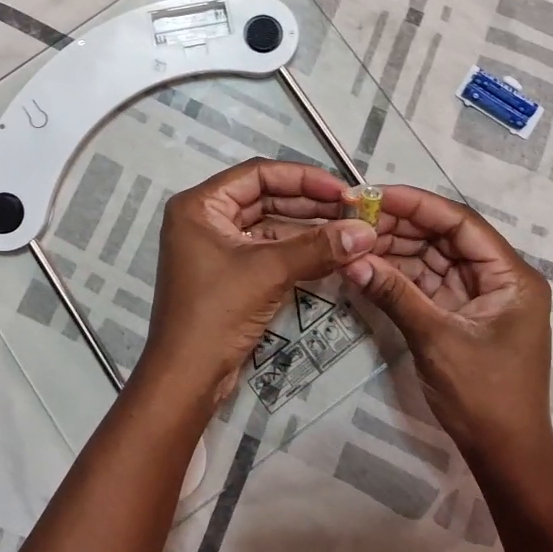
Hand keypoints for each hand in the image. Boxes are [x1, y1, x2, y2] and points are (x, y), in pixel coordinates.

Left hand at [143, 159, 379, 399]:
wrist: (186, 377)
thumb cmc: (216, 313)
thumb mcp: (269, 272)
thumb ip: (318, 247)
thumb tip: (366, 231)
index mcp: (200, 205)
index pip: (257, 174)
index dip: (302, 177)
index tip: (342, 190)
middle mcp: (203, 218)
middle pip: (263, 196)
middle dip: (308, 202)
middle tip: (351, 210)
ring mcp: (214, 246)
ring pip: (267, 223)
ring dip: (305, 226)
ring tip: (347, 229)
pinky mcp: (227, 272)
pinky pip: (265, 248)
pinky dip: (295, 248)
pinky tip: (328, 251)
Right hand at [342, 186, 552, 465]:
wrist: (505, 456)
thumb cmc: (484, 396)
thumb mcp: (436, 340)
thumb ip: (395, 293)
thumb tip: (351, 259)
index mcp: (510, 276)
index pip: (461, 223)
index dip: (416, 204)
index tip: (374, 194)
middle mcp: (499, 278)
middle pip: (445, 236)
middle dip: (401, 226)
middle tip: (354, 218)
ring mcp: (480, 296)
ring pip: (434, 257)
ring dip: (396, 249)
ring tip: (354, 240)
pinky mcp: (463, 314)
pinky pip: (429, 282)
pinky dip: (400, 275)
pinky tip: (368, 266)